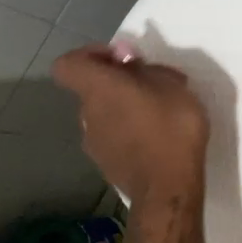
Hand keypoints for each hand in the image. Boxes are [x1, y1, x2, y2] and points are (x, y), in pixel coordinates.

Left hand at [54, 46, 208, 202]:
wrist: (168, 187)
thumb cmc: (172, 127)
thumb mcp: (173, 85)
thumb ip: (147, 70)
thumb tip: (128, 63)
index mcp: (100, 89)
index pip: (68, 64)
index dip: (90, 55)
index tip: (121, 59)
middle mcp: (88, 115)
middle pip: (93, 90)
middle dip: (119, 84)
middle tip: (155, 86)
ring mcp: (94, 143)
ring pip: (104, 115)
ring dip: (125, 109)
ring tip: (161, 115)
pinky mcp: (106, 165)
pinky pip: (114, 137)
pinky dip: (130, 132)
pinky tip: (158, 139)